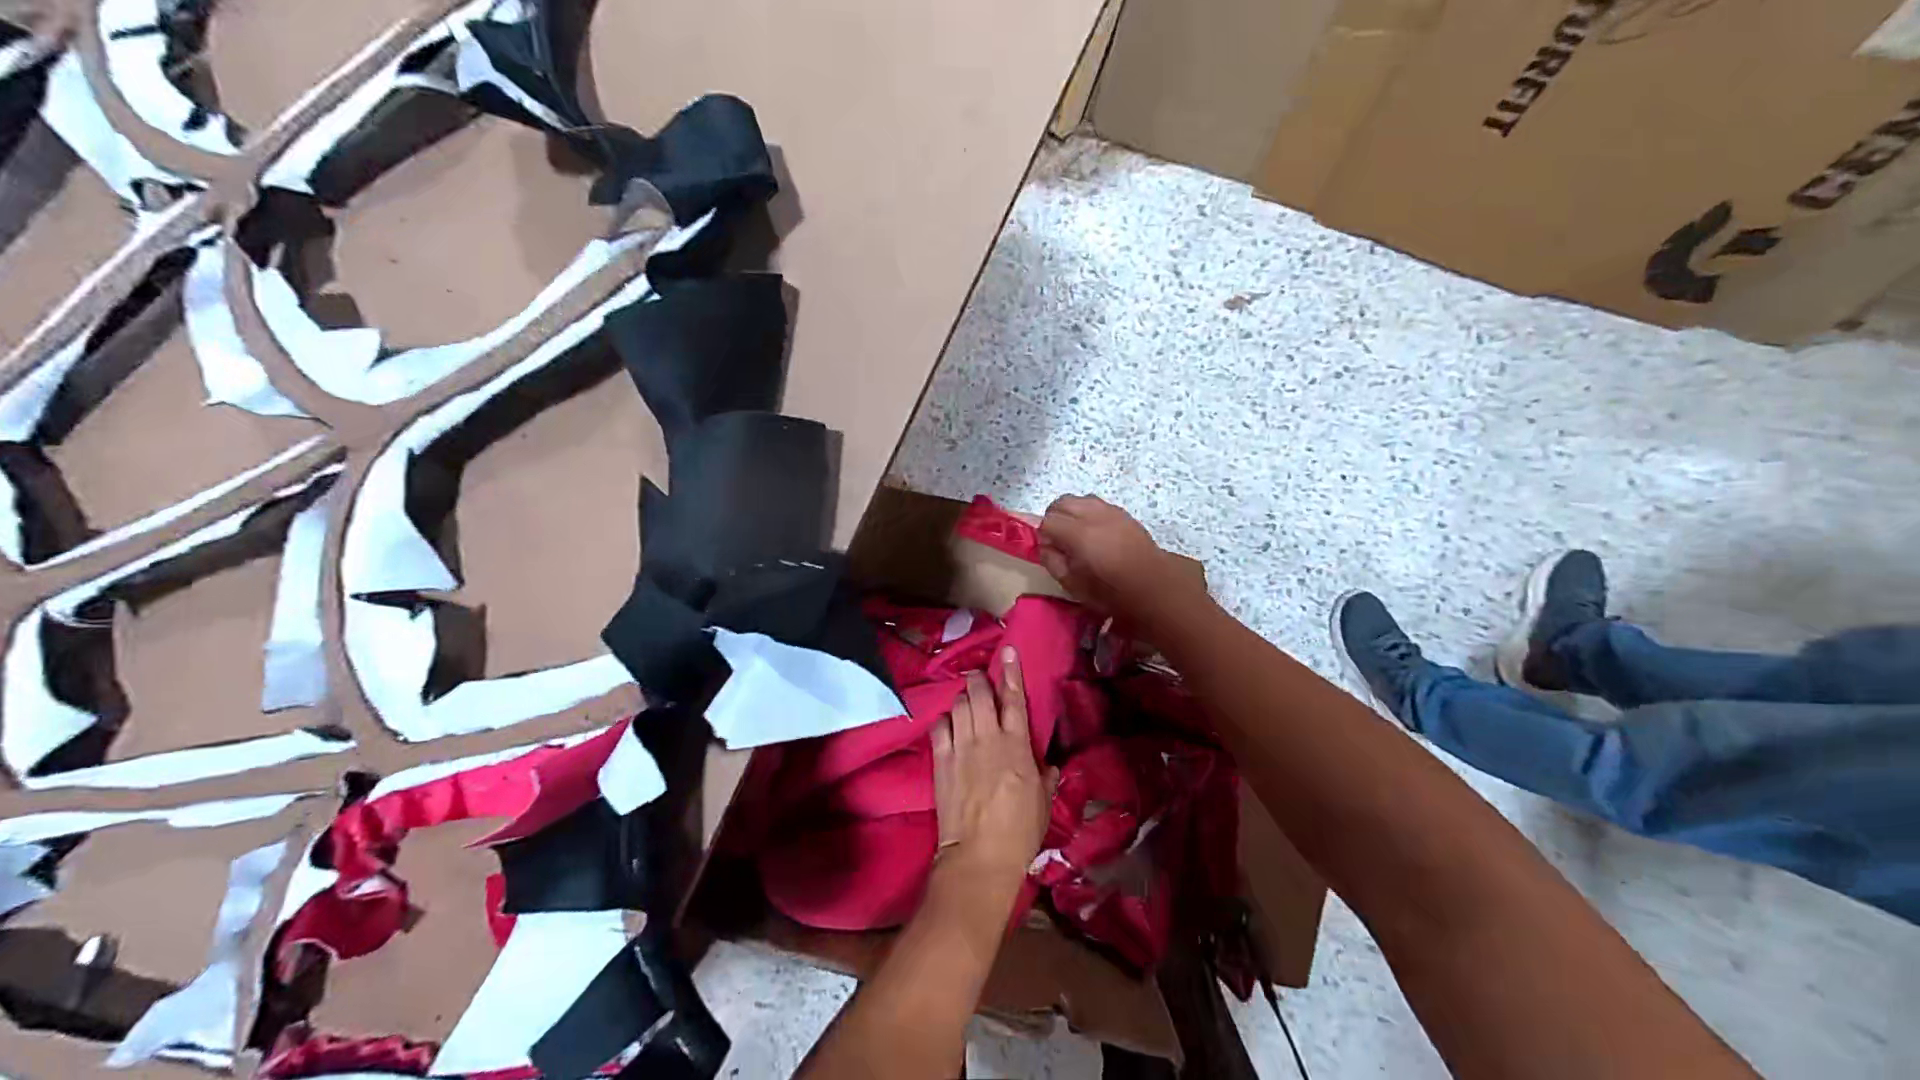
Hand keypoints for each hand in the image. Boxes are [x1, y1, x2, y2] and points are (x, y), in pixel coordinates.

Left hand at [932, 650, 1052, 885]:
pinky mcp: (941, 761)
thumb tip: (1049, 765)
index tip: (1008, 652)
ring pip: (959, 705)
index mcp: (1017, 745)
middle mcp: (987, 738)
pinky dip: (945, 720)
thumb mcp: (1043, 802)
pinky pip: (940, 727)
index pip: (1014, 699)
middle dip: (980, 679)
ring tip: (967, 701)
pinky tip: (949, 724)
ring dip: (963, 698)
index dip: (1011, 672)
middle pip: (980, 694)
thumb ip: (1046, 777)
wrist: (978, 855)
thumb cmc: (1019, 831)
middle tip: (980, 677)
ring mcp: (961, 747)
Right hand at [1037, 495, 1207, 625]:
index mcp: (1079, 534)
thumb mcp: (1074, 586)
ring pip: (1080, 500)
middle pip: (1061, 503)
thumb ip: (1054, 562)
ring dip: (1071, 512)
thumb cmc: (1112, 593)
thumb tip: (1046, 546)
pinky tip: (1094, 533)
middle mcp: (1094, 516)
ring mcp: (1111, 512)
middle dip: (1054, 518)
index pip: (1048, 522)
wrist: (1154, 588)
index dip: (1044, 536)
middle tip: (1058, 540)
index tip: (1050, 550)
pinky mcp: (1124, 514)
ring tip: (1075, 534)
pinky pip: (1097, 505)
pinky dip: (1088, 513)